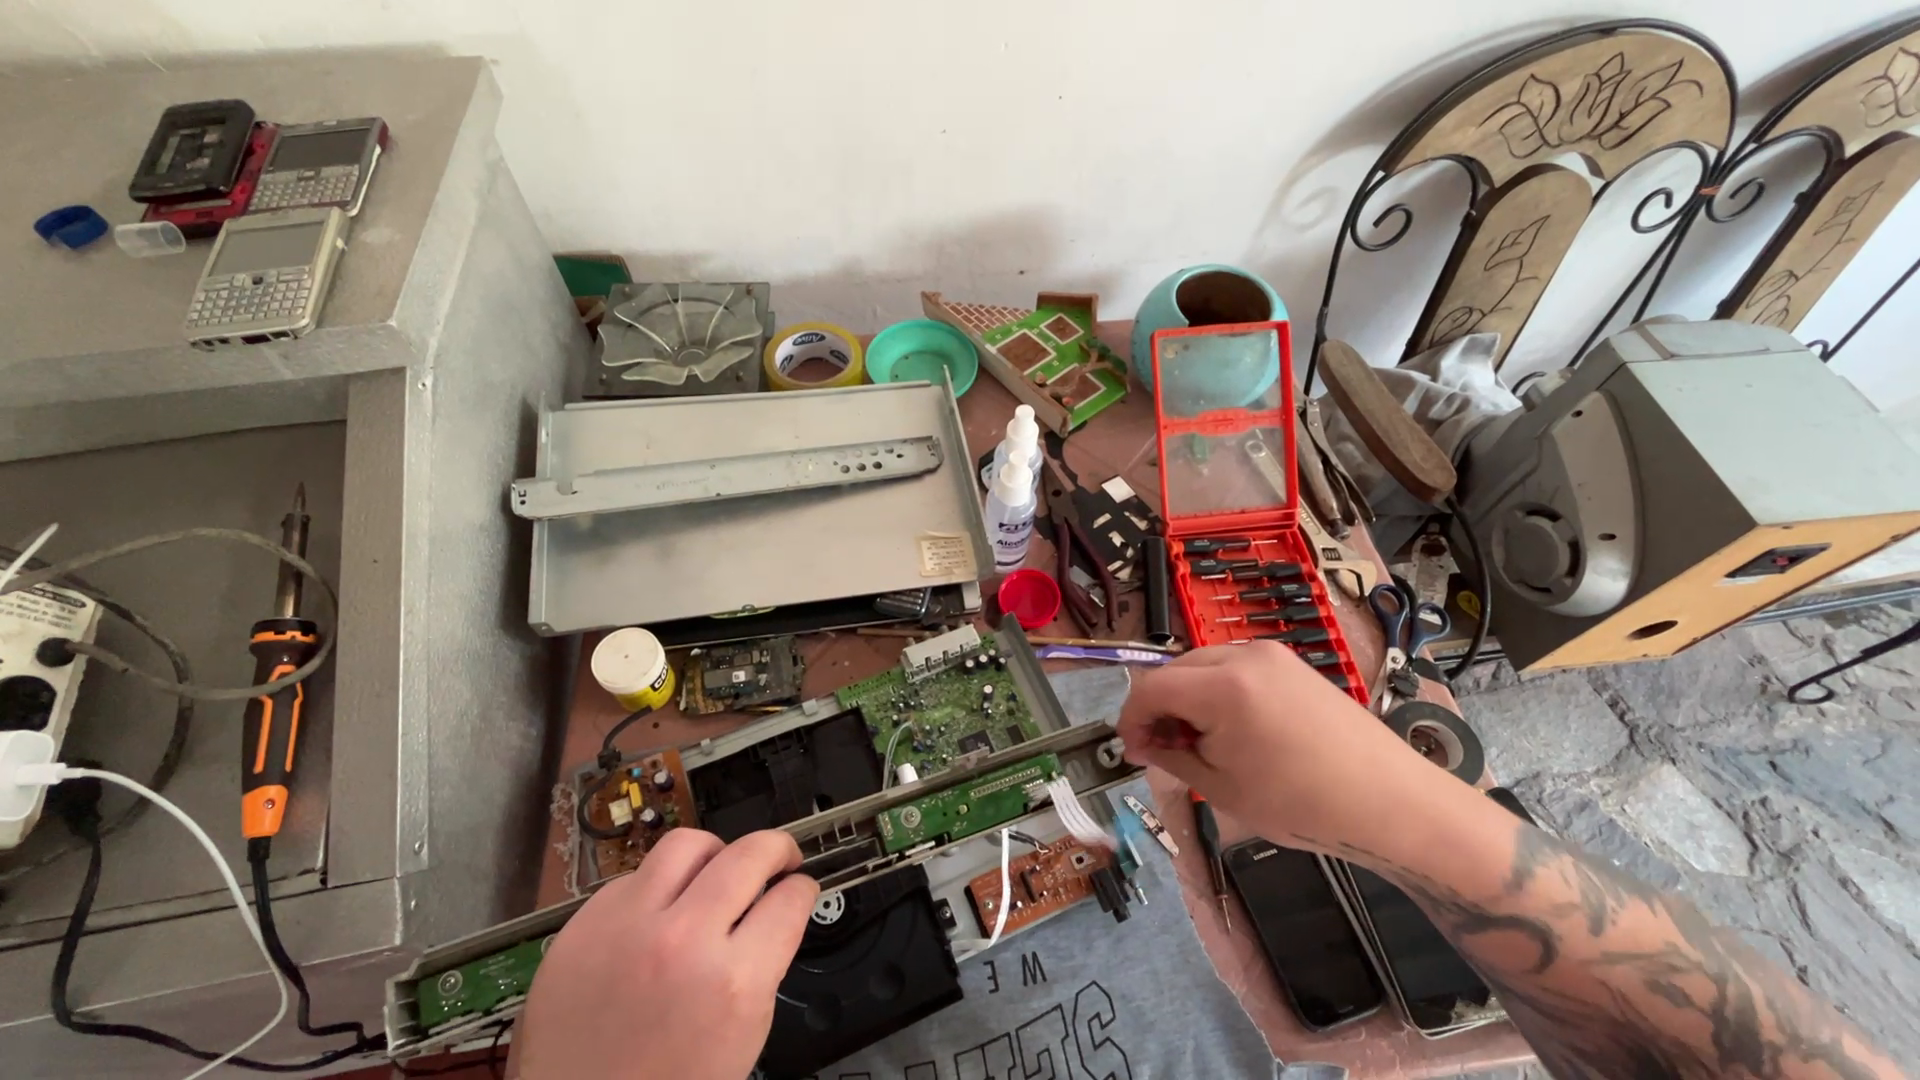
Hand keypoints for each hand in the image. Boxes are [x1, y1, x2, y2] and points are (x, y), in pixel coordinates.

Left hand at [514, 829, 818, 1079]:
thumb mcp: (742, 1037)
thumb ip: (761, 966)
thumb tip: (772, 911)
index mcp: (732, 983)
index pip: (790, 899)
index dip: (803, 890)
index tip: (799, 888)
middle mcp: (682, 942)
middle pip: (748, 854)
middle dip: (777, 849)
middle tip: (779, 859)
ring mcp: (626, 927)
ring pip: (687, 844)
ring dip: (715, 854)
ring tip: (716, 873)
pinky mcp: (582, 926)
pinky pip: (633, 878)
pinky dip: (656, 888)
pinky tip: (658, 915)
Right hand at [1116, 642, 1451, 853]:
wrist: (1390, 802)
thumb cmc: (1303, 804)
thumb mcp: (1220, 787)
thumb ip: (1170, 756)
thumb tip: (1142, 744)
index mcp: (1222, 686)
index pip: (1150, 687)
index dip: (1131, 718)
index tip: (1132, 749)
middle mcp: (1244, 656)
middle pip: (1174, 669)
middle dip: (1158, 707)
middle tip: (1161, 750)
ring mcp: (1272, 655)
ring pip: (1202, 665)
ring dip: (1186, 698)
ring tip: (1197, 743)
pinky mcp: (1291, 664)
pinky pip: (1234, 668)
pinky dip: (1216, 692)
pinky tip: (1229, 729)